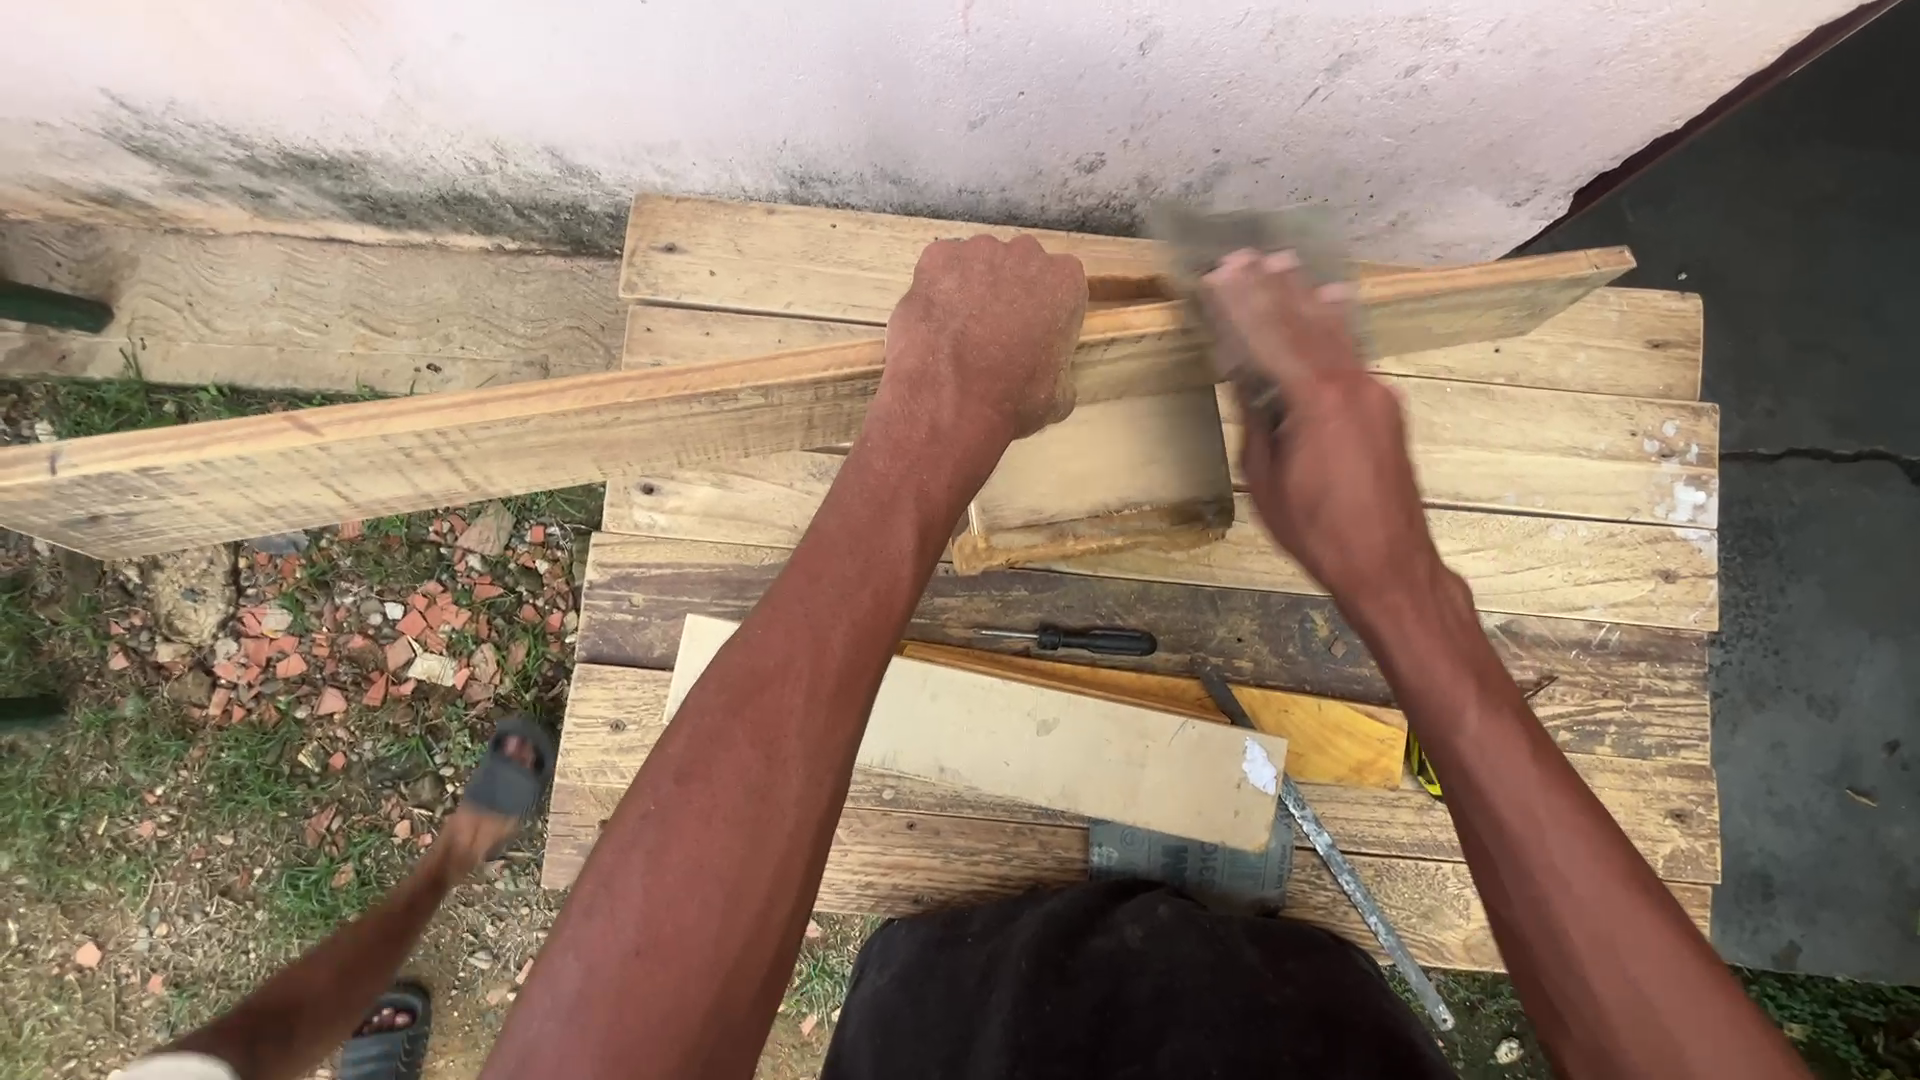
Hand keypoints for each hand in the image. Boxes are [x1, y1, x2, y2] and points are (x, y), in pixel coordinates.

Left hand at [877, 235, 1086, 456]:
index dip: (1041, 313)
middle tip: (992, 335)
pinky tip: (935, 324)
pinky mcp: (936, 257)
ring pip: (977, 265)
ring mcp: (978, 251)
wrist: (953, 400)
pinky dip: (936, 290)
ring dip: (972, 290)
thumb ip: (1056, 367)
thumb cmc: (1014, 400)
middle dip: (1008, 294)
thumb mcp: (1058, 395)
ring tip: (958, 334)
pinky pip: (940, 269)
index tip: (1029, 337)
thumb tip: (1047, 374)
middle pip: (1018, 267)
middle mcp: (1026, 254)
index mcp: (1065, 281)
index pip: (1059, 286)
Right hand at [1201, 249, 1450, 612]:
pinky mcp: (1386, 408)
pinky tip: (1334, 303)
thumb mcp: (1265, 478)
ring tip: (1287, 262)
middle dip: (1272, 289)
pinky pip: (1354, 355)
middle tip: (1247, 254)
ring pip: (1334, 335)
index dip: (1240, 305)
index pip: (1267, 340)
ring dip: (1307, 297)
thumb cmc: (1315, 529)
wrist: (1389, 562)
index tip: (1219, 274)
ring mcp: (1375, 393)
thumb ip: (1258, 421)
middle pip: (1303, 325)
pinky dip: (1338, 326)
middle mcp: (1350, 385)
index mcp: (1313, 401)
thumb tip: (1245, 379)